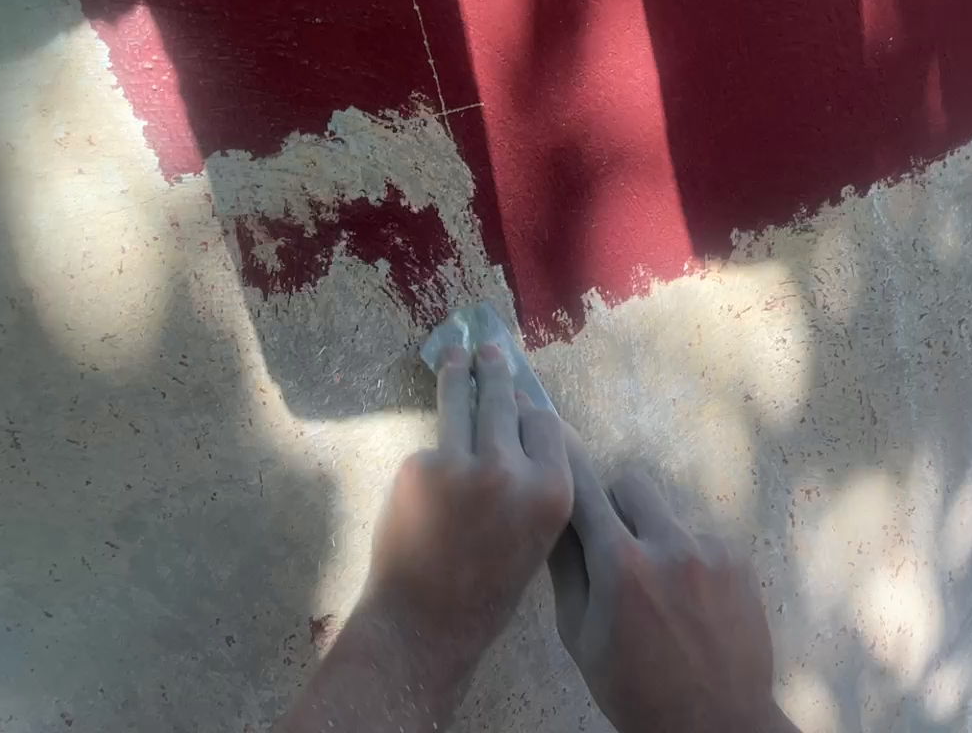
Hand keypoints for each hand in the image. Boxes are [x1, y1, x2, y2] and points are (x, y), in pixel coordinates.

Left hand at [278, 344, 571, 732]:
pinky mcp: (420, 466)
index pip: (545, 423)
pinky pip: (433, 444)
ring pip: (460, 402)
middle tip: (489, 348)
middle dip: (495, 369)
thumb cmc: (488, 586)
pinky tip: (431, 463)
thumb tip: (519, 425)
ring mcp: (460, 464)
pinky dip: (434, 450)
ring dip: (458, 371)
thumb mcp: (534, 534)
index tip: (520, 392)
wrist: (426, 624)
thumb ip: (533, 481)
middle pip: (503, 400)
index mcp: (551, 492)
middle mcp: (510, 469)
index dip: (529, 406)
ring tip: (457, 352)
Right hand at [548, 440, 798, 732]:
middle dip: (618, 506)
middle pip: (631, 484)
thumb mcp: (580, 638)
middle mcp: (666, 544)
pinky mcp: (737, 558)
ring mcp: (708, 549)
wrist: (717, 725)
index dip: (569, 463)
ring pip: (667, 512)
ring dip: (656, 534)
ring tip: (664, 586)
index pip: (584, 491)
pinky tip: (693, 599)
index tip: (558, 440)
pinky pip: (700, 536)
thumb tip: (553, 518)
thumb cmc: (635, 688)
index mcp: (620, 565)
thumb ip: (566, 570)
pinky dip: (689, 556)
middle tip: (620, 544)